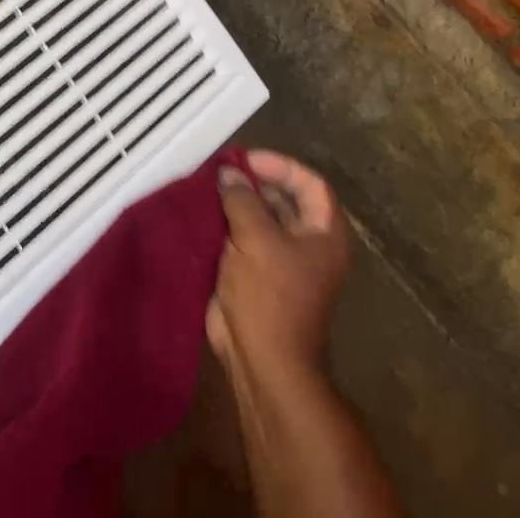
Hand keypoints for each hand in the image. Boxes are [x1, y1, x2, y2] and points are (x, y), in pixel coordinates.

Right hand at [205, 151, 349, 377]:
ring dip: (232, 203)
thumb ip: (242, 200)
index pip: (309, 184)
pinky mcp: (252, 274)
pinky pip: (238, 239)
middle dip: (250, 183)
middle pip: (281, 199)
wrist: (263, 358)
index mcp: (323, 234)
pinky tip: (196, 214)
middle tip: (215, 170)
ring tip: (201, 188)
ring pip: (256, 219)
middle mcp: (305, 243)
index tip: (244, 160)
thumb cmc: (271, 296)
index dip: (279, 166)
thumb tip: (227, 174)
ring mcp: (278, 260)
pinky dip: (220, 225)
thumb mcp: (257, 239)